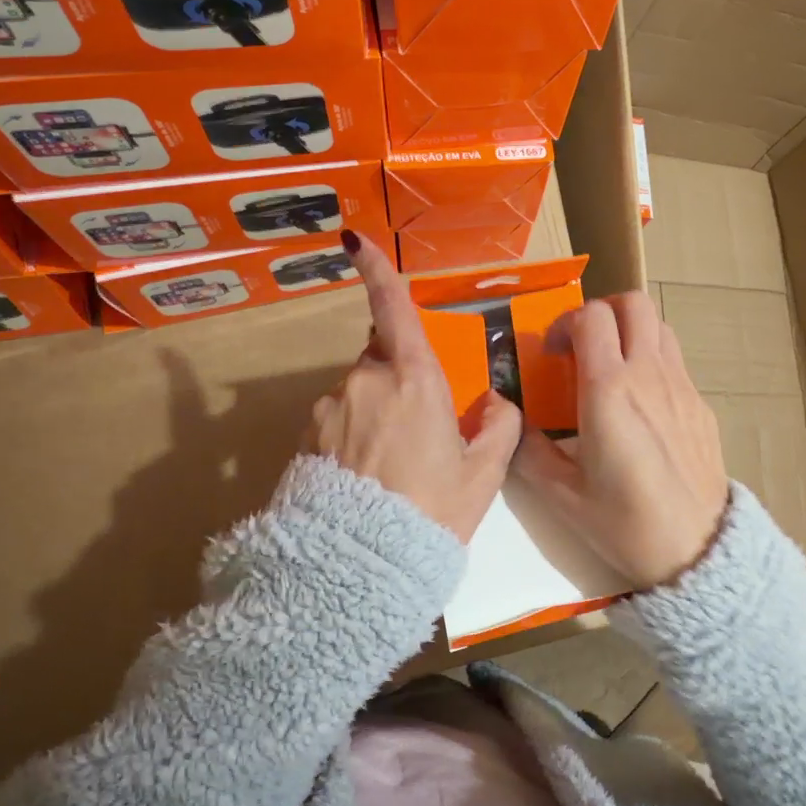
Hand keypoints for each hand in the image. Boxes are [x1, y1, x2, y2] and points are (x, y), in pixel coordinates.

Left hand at [306, 232, 521, 541]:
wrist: (360, 565)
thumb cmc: (432, 511)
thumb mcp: (483, 473)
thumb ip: (498, 426)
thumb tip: (494, 401)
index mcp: (413, 379)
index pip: (392, 309)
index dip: (376, 270)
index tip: (355, 240)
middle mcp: (365, 381)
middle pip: (382, 359)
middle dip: (401, 379)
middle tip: (423, 434)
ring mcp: (329, 408)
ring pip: (359, 392)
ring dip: (376, 411)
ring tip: (394, 469)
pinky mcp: (306, 437)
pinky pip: (337, 421)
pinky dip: (352, 436)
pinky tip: (367, 478)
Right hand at [514, 292, 729, 588]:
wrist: (697, 550)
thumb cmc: (624, 524)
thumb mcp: (562, 496)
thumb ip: (530, 452)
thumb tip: (512, 424)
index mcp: (609, 390)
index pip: (591, 317)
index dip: (565, 323)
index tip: (552, 353)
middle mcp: (648, 375)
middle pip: (633, 303)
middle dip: (603, 311)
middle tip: (583, 345)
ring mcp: (681, 386)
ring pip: (659, 326)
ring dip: (631, 331)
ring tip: (613, 366)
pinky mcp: (701, 405)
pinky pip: (675, 361)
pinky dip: (653, 361)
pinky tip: (642, 404)